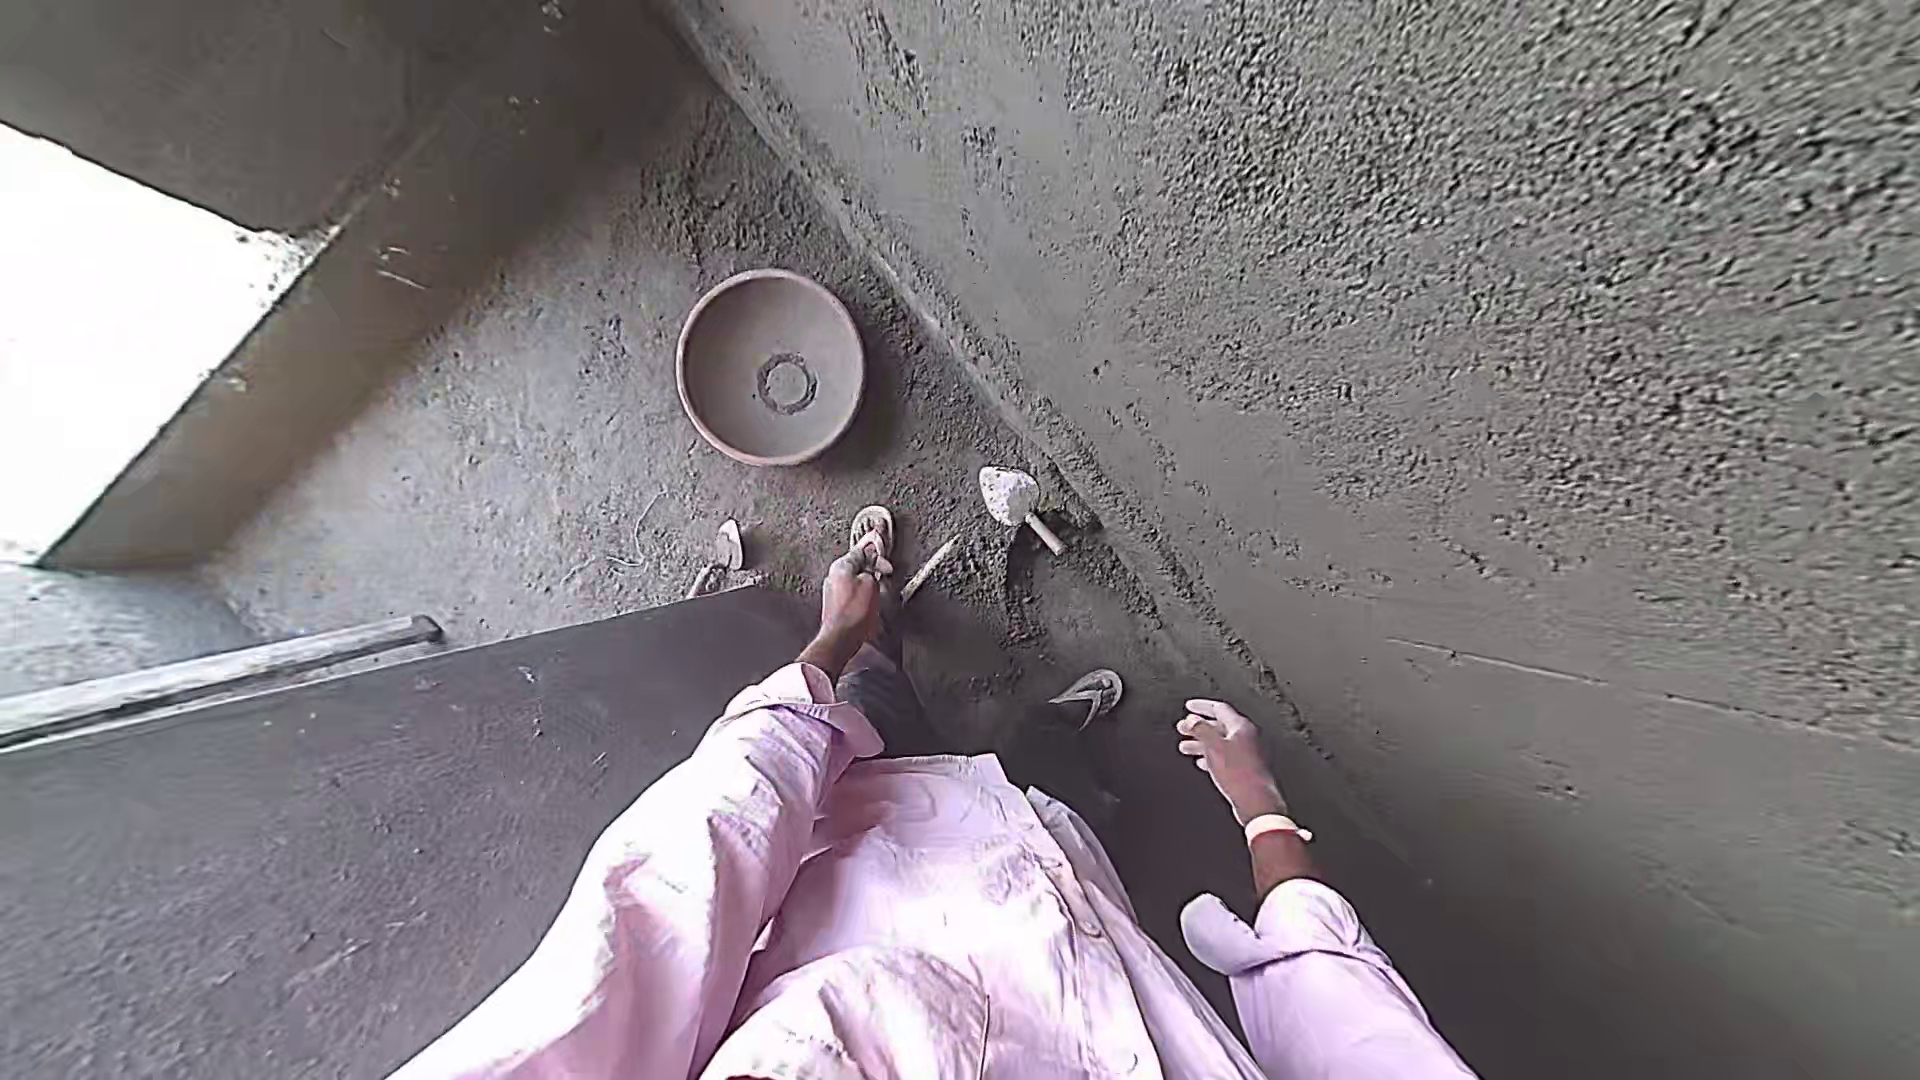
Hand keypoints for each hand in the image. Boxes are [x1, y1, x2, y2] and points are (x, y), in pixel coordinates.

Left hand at [799, 546, 891, 678]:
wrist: (841, 638)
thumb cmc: (855, 611)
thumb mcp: (870, 583)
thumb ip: (872, 570)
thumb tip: (871, 572)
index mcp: (840, 566)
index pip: (862, 552)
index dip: (878, 559)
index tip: (888, 569)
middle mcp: (834, 576)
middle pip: (859, 567)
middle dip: (874, 573)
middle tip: (884, 583)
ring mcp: (833, 591)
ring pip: (857, 581)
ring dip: (871, 586)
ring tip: (877, 598)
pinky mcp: (836, 605)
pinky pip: (854, 594)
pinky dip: (864, 597)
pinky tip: (870, 607)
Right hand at [1176, 699, 1285, 824]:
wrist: (1256, 802)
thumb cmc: (1239, 773)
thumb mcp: (1213, 746)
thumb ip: (1201, 729)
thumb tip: (1192, 719)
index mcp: (1241, 727)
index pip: (1219, 708)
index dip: (1201, 706)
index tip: (1189, 707)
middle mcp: (1246, 737)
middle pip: (1218, 725)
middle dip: (1198, 726)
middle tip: (1183, 728)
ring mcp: (1246, 753)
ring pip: (1219, 742)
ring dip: (1201, 743)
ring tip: (1185, 747)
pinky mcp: (1245, 768)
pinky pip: (1224, 756)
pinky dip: (1210, 756)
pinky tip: (1202, 762)